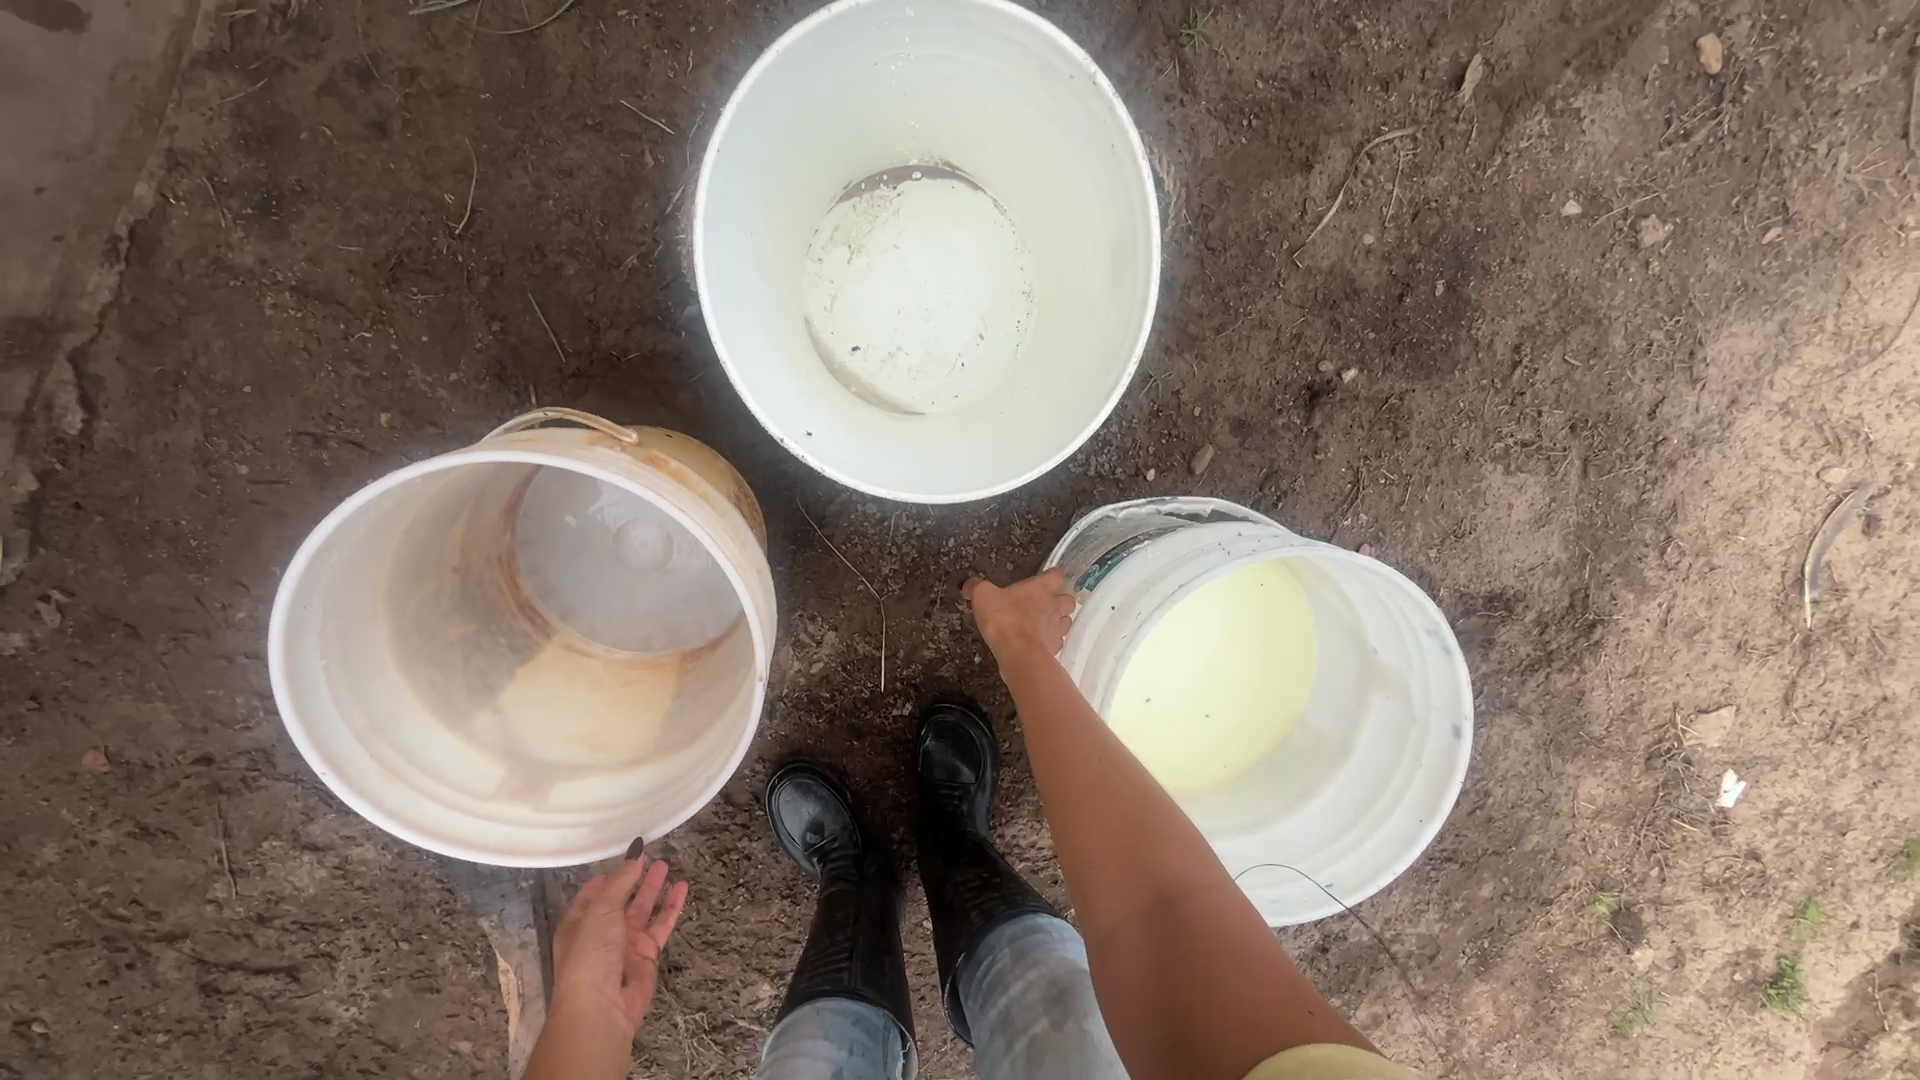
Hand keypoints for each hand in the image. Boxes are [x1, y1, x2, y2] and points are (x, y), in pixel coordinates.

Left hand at [548, 854, 689, 1041]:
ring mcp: (625, 944)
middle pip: (621, 899)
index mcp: (580, 922)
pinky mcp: (647, 954)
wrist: (601, 1003)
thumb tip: (635, 854)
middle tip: (650, 857)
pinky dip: (672, 906)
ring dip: (654, 889)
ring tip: (667, 865)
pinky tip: (682, 888)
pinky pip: (661, 924)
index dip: (608, 876)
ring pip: (643, 909)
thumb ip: (621, 880)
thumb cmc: (590, 952)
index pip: (593, 894)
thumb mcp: (601, 910)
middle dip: (634, 878)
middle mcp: (601, 932)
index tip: (624, 857)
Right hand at [963, 567, 1077, 663]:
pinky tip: (1039, 642)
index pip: (1056, 575)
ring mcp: (1056, 628)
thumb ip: (977, 588)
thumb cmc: (1004, 619)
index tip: (1049, 576)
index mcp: (1040, 588)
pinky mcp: (1054, 648)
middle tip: (1047, 602)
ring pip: (1066, 620)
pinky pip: (1058, 641)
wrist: (1018, 653)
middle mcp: (1053, 606)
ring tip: (1044, 622)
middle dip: (1061, 600)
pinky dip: (1051, 640)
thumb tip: (969, 585)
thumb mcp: (983, 596)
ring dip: (1058, 620)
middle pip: (1068, 599)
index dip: (1053, 575)